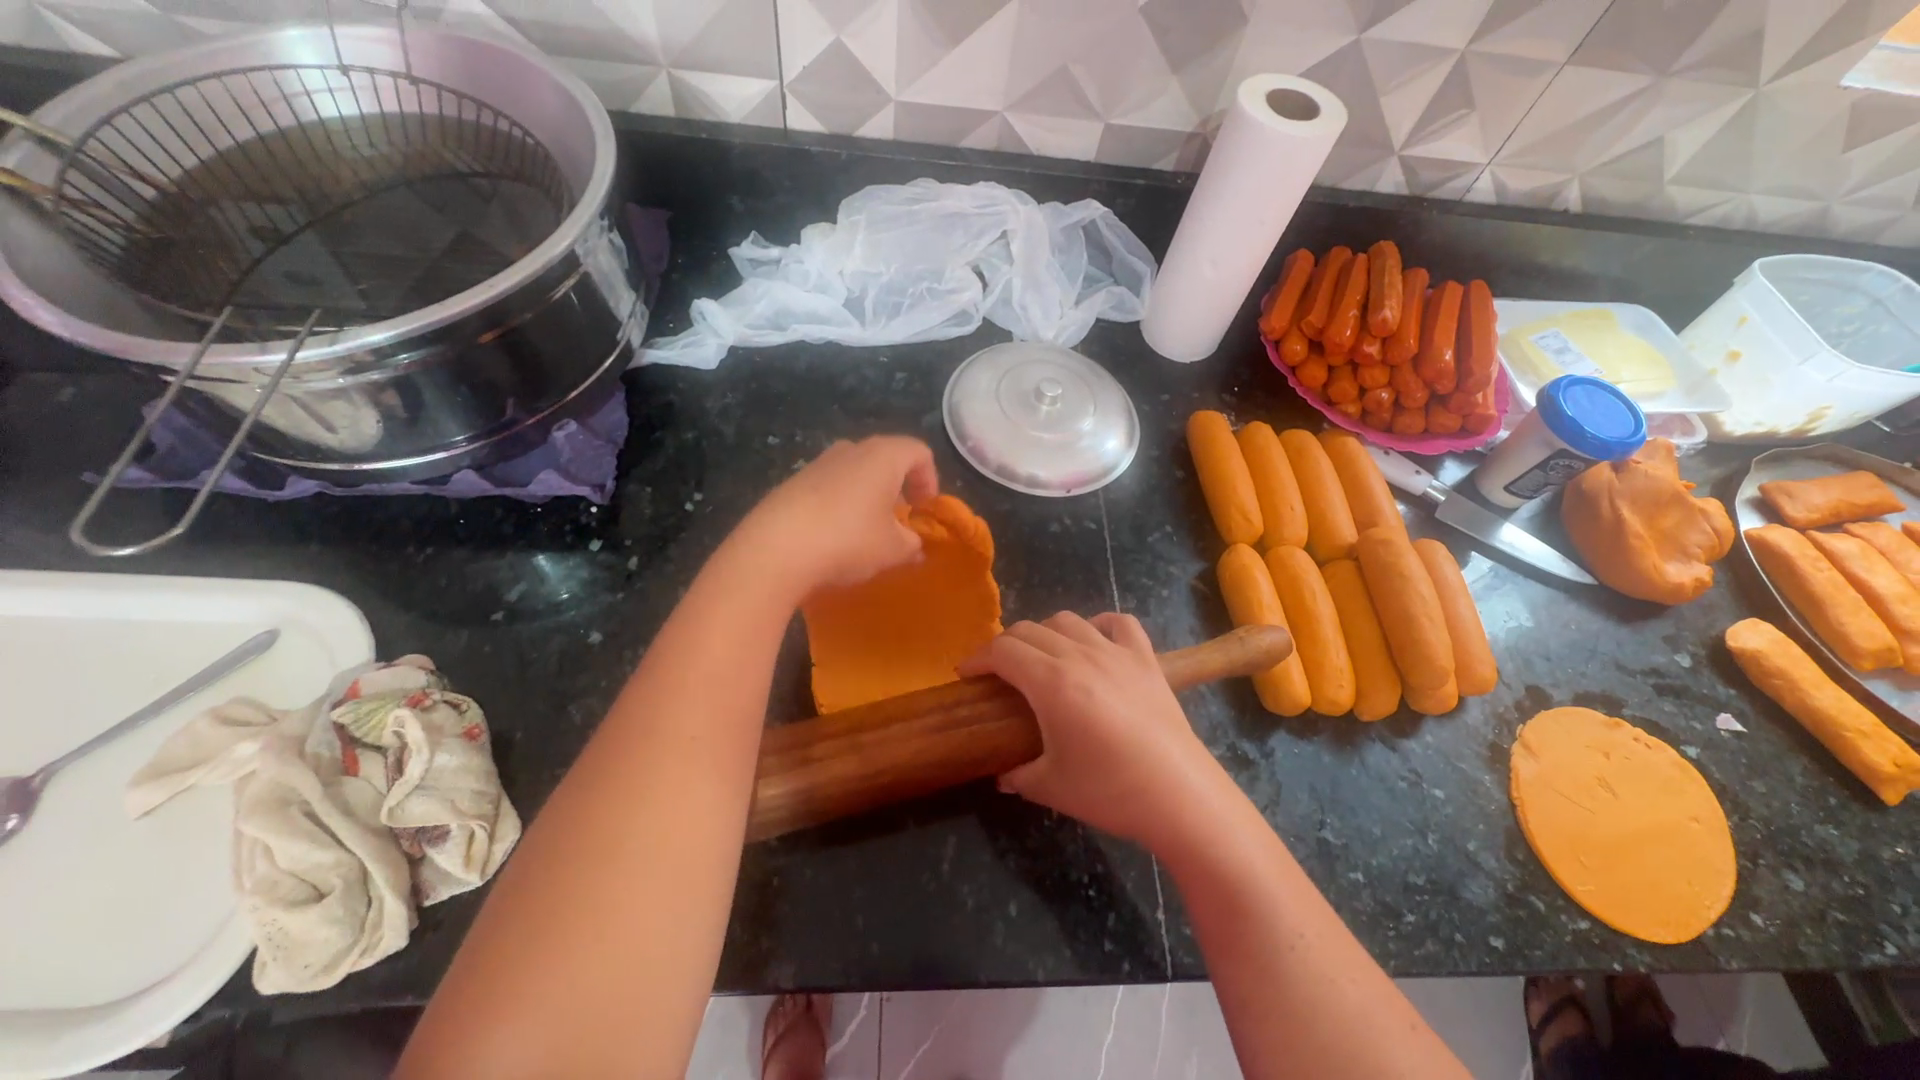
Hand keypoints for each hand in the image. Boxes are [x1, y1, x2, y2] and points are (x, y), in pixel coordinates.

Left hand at [740, 436, 937, 596]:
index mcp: (883, 456)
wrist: (776, 547)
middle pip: (885, 459)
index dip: (930, 480)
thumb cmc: (849, 540)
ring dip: (867, 496)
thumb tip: (915, 545)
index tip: (924, 511)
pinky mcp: (793, 482)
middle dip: (898, 488)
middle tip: (899, 520)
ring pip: (855, 472)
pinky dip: (840, 504)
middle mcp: (851, 449)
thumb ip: (912, 544)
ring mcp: (818, 463)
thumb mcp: (893, 550)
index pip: (920, 453)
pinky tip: (833, 536)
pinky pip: (829, 487)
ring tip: (866, 531)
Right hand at [960, 613, 1230, 853]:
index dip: (978, 658)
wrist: (1180, 797)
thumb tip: (1002, 774)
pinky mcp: (1147, 661)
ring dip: (1045, 633)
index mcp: (1051, 682)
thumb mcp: (1049, 787)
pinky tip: (1092, 641)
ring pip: (1069, 621)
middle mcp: (1081, 656)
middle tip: (997, 673)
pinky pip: (1120, 623)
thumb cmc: (1109, 792)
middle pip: (1030, 630)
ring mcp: (1117, 654)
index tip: (966, 675)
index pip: (1003, 651)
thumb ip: (1017, 774)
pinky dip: (1099, 625)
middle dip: (1005, 646)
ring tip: (1040, 658)